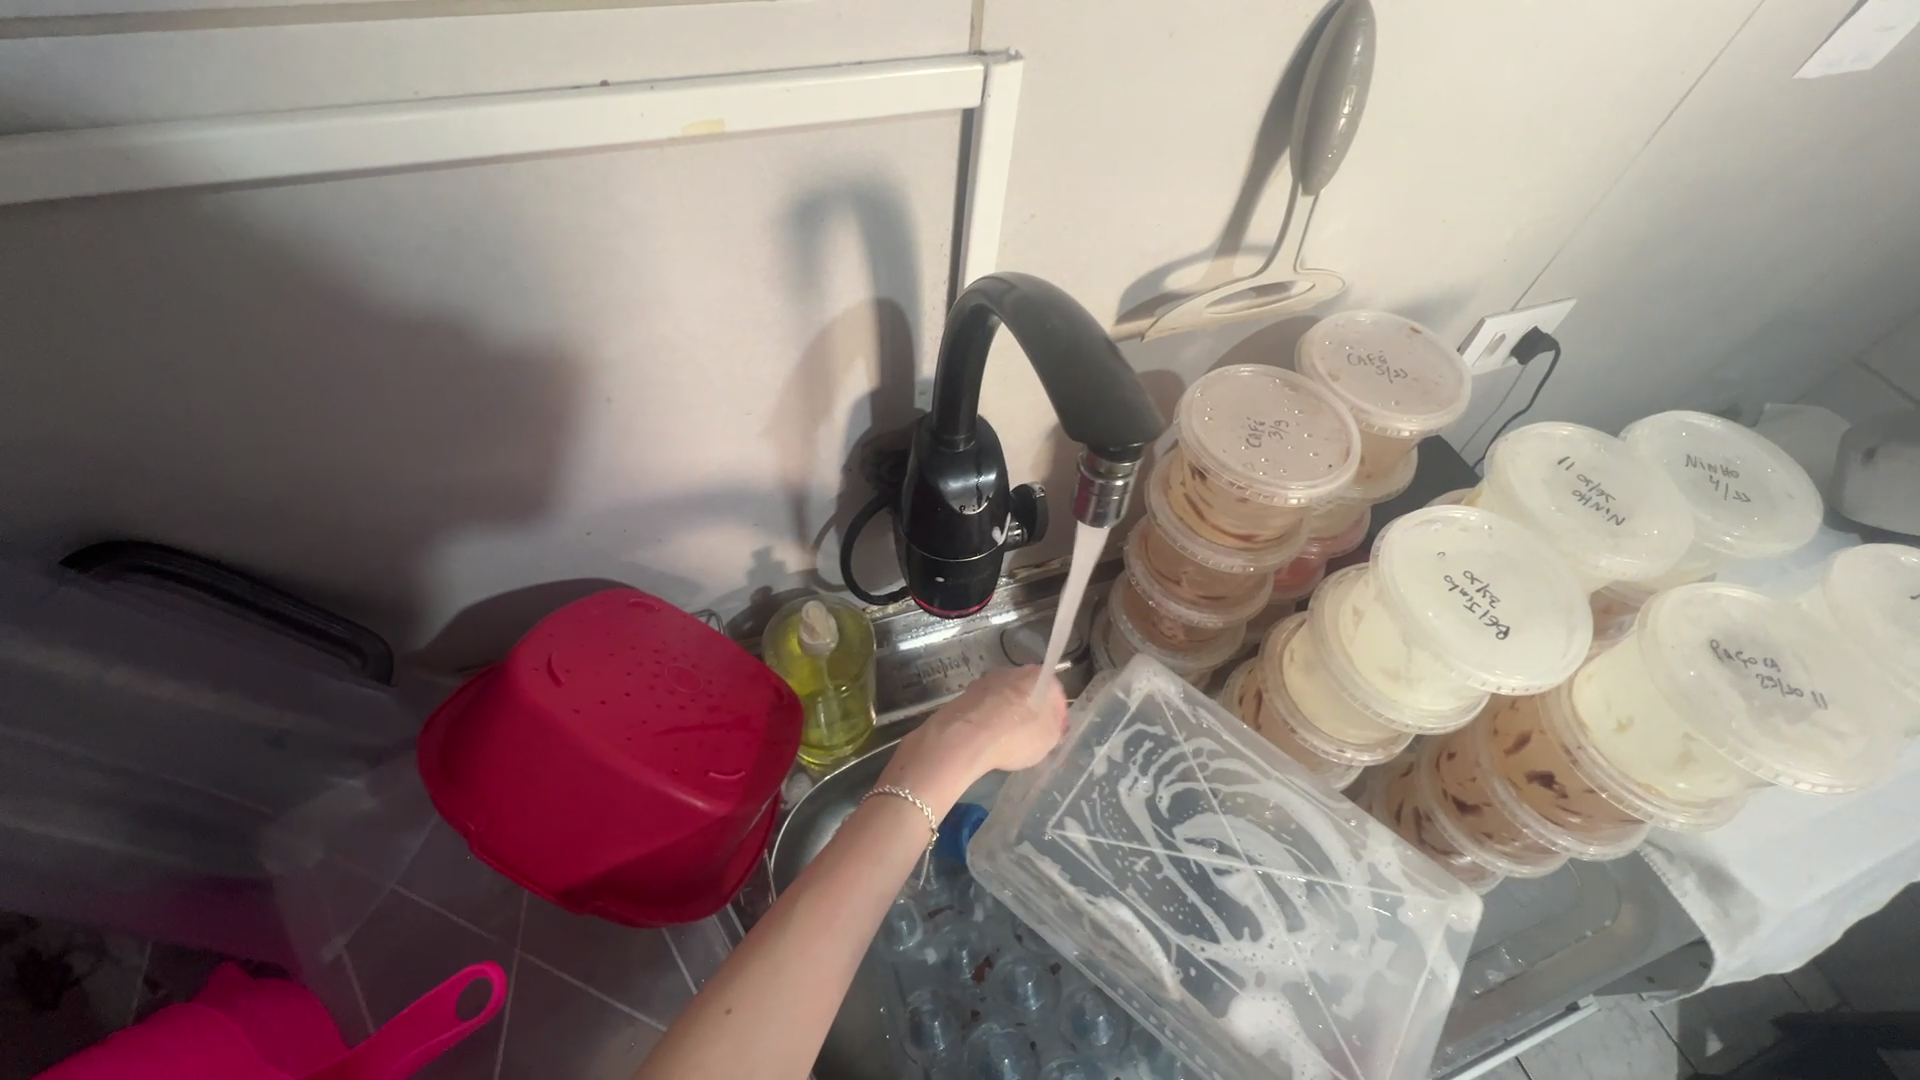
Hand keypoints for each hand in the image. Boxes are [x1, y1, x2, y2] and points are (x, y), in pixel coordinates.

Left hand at [931, 665, 1069, 773]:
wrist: (967, 736)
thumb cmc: (1017, 734)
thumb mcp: (1050, 738)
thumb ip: (1055, 727)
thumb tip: (1052, 724)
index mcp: (1038, 676)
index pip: (1055, 693)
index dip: (1057, 716)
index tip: (1054, 734)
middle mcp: (1012, 671)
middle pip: (1028, 693)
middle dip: (1031, 713)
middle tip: (1032, 738)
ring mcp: (986, 681)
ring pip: (1004, 699)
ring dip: (1007, 715)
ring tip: (1006, 742)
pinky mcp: (966, 693)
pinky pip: (985, 708)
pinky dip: (988, 721)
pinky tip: (987, 739)